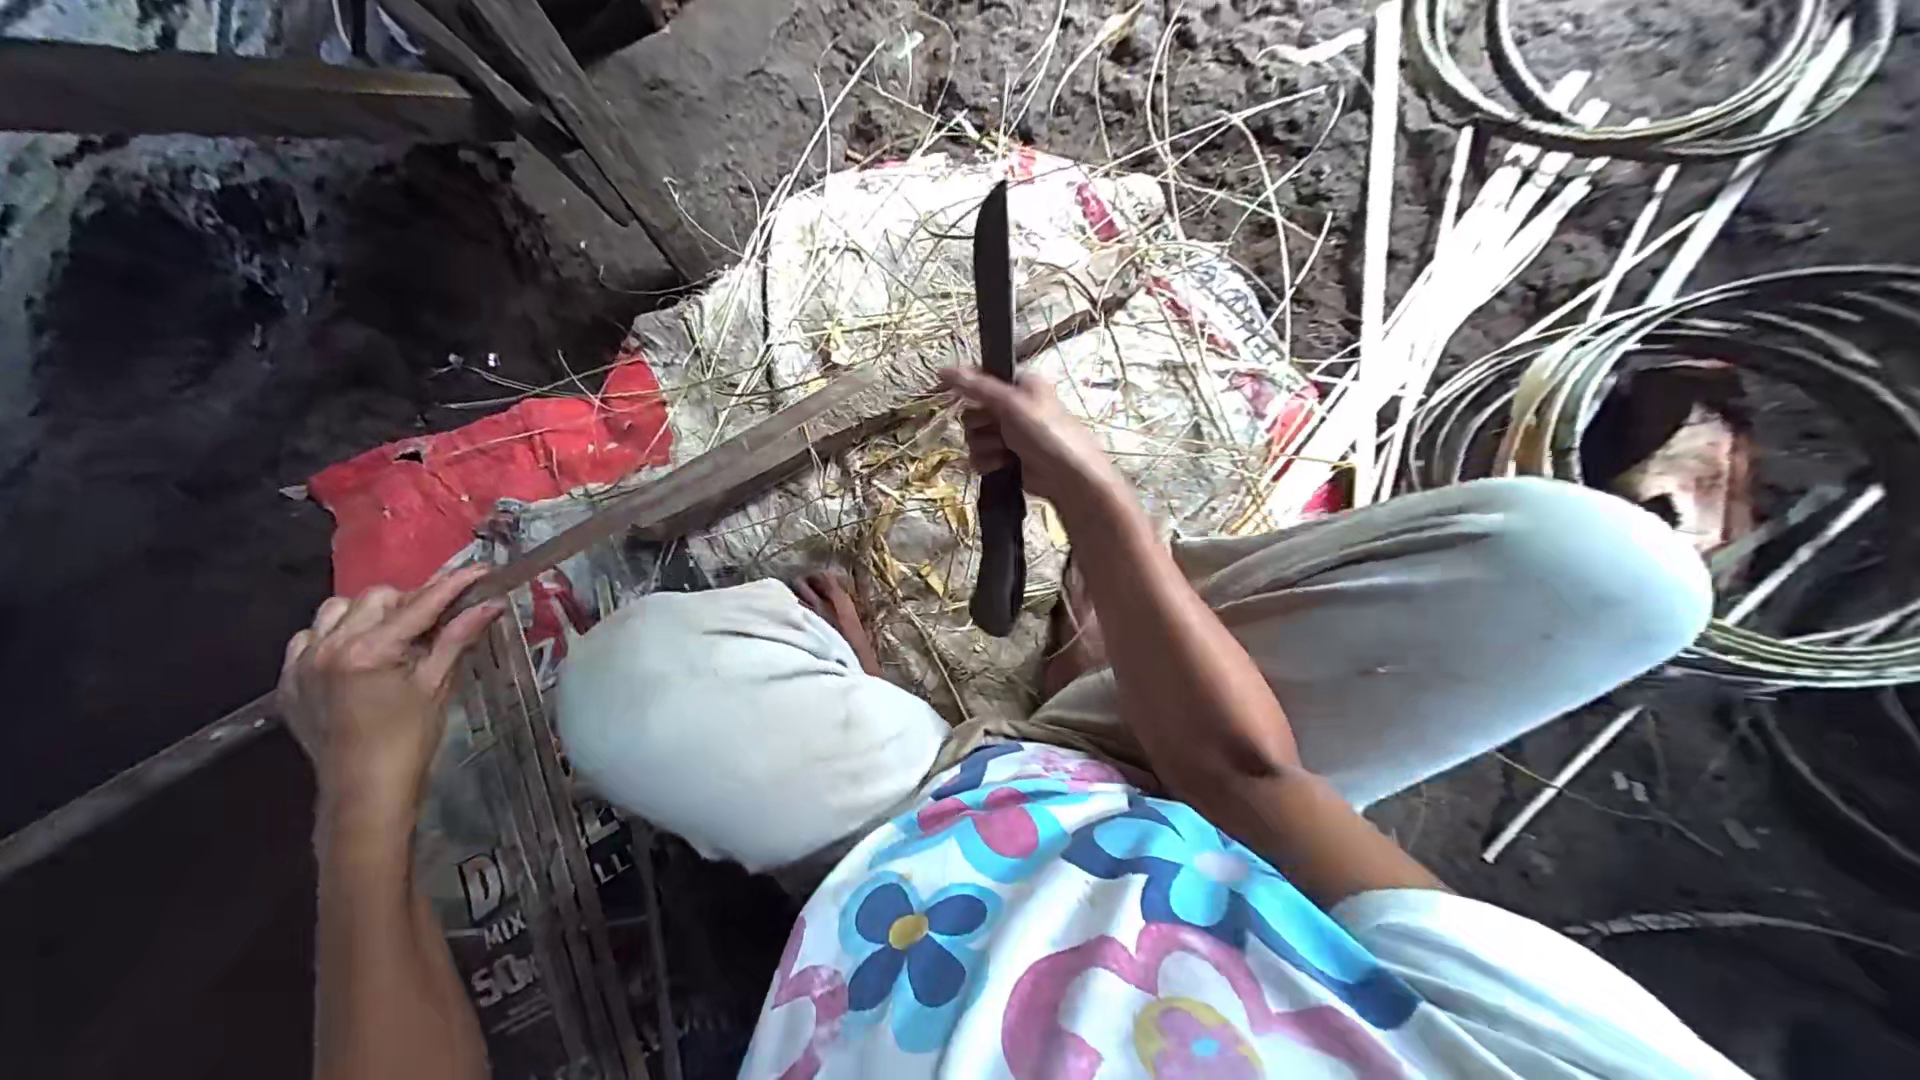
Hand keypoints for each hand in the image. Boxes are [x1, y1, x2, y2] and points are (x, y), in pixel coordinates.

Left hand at [279, 565, 504, 829]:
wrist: (363, 787)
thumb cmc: (410, 738)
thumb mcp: (438, 683)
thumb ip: (458, 637)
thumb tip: (491, 603)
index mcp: (369, 652)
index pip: (419, 604)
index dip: (453, 584)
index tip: (481, 570)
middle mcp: (328, 648)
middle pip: (375, 598)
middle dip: (411, 602)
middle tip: (438, 620)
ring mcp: (301, 663)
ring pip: (337, 610)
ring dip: (371, 614)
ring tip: (395, 635)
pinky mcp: (288, 678)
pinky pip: (310, 636)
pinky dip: (336, 635)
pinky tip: (359, 654)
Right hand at [939, 367, 1130, 519]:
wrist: (1067, 477)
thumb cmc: (1047, 432)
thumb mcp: (1012, 403)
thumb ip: (977, 387)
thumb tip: (944, 369)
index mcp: (1019, 385)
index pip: (980, 380)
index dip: (969, 390)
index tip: (961, 397)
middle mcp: (1012, 407)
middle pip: (972, 412)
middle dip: (981, 425)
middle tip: (998, 429)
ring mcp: (1008, 435)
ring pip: (974, 437)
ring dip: (986, 446)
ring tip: (1006, 451)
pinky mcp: (1005, 458)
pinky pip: (979, 456)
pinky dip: (988, 462)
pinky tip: (1002, 464)